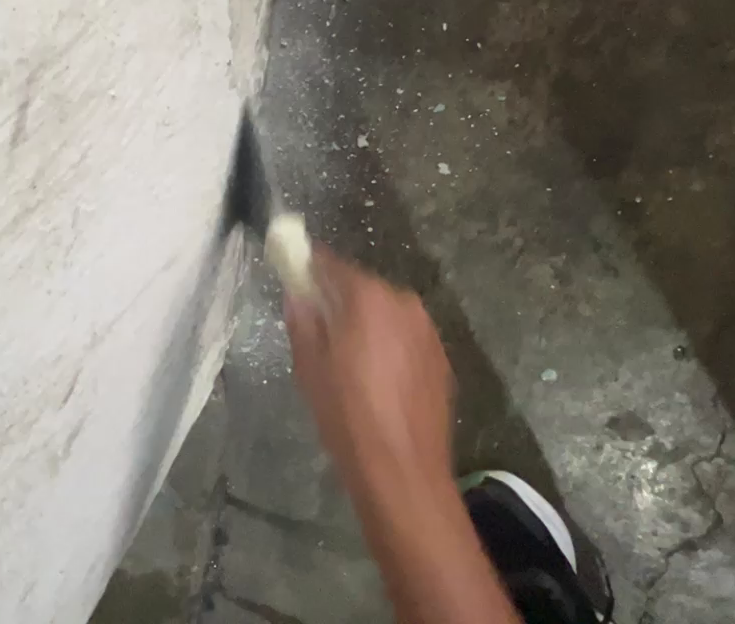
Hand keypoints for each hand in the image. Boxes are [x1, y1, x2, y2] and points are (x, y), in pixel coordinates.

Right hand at [284, 243, 455, 506]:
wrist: (403, 471)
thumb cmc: (347, 415)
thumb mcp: (309, 366)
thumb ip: (302, 318)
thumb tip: (297, 293)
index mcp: (367, 297)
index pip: (330, 264)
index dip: (309, 267)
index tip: (293, 273)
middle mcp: (402, 301)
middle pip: (361, 286)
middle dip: (339, 299)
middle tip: (319, 326)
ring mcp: (426, 328)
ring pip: (385, 311)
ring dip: (366, 321)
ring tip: (349, 357)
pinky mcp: (441, 355)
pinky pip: (405, 334)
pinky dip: (389, 342)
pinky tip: (378, 376)